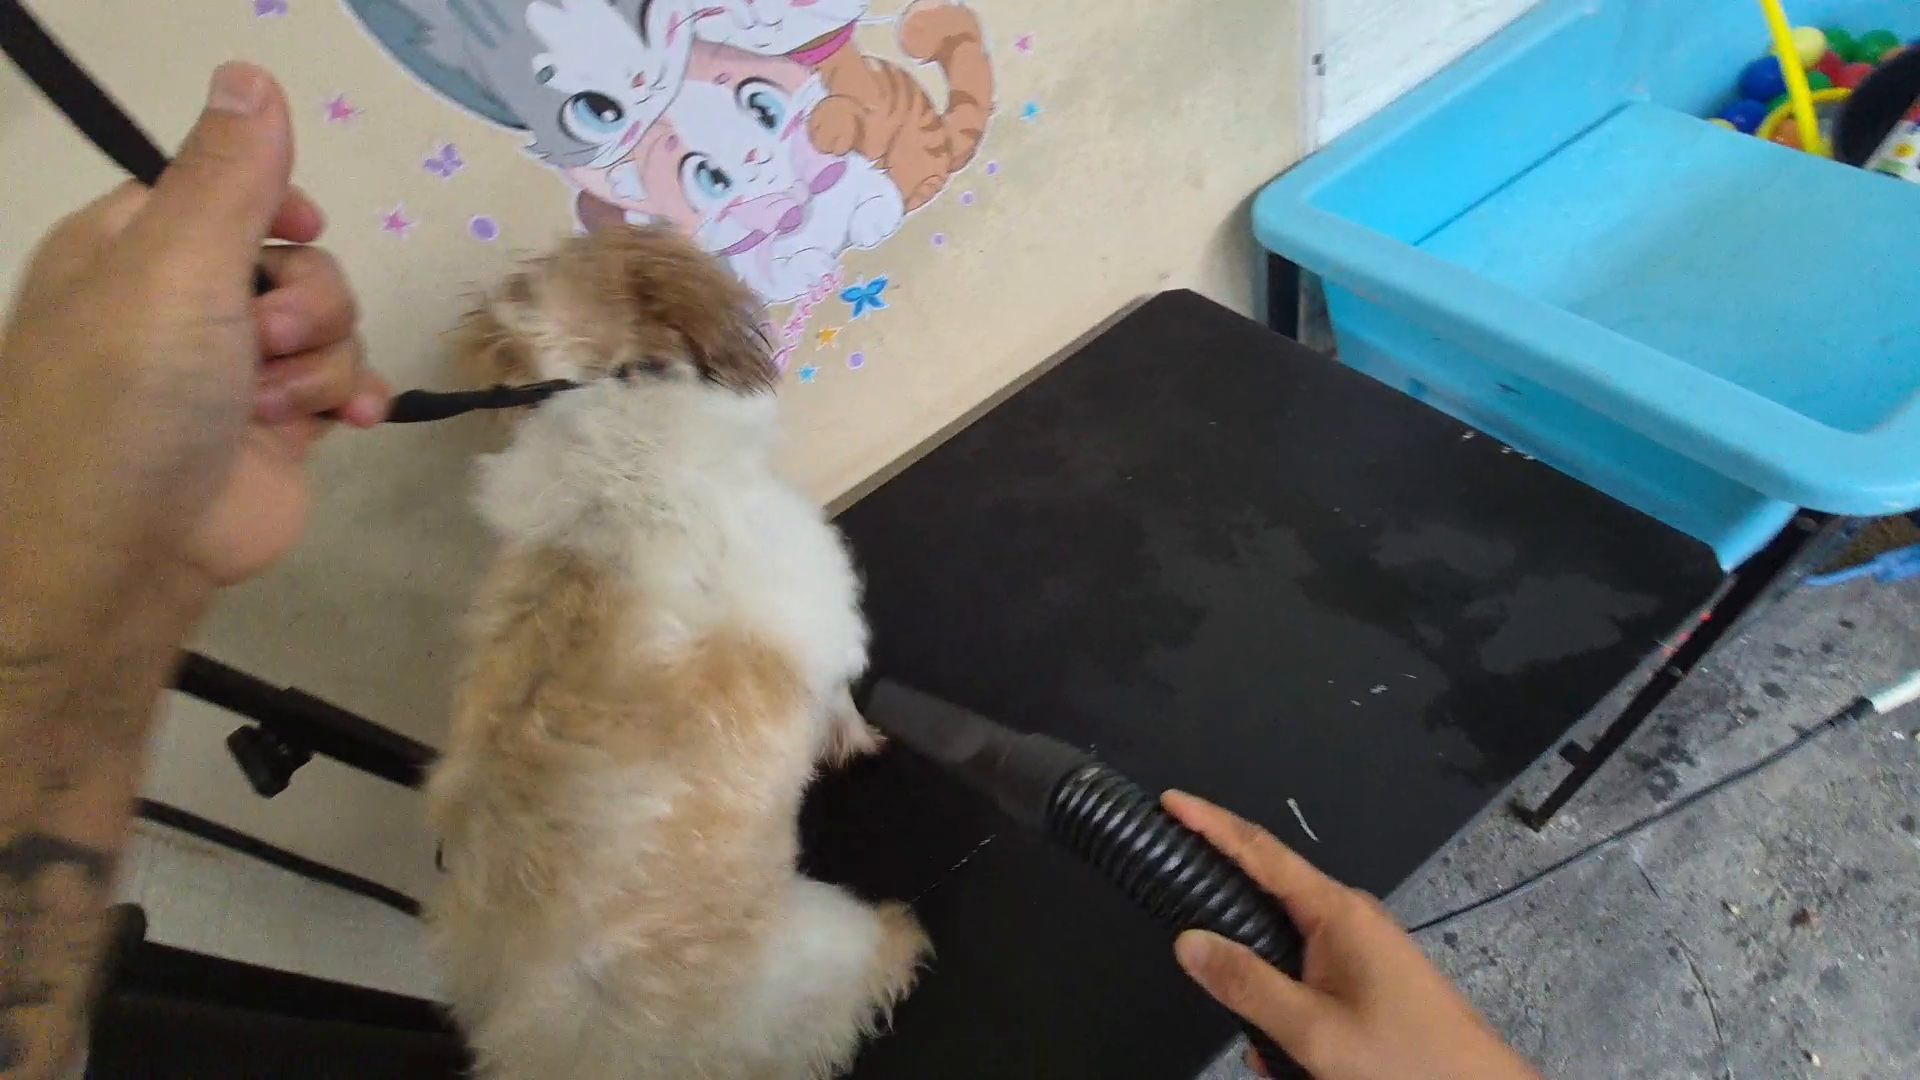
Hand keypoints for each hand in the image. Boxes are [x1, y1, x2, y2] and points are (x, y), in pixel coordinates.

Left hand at [0, 63, 386, 637]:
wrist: (139, 539)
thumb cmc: (136, 395)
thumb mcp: (178, 272)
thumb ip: (228, 180)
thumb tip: (254, 76)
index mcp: (141, 248)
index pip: (231, 194)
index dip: (277, 210)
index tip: (294, 231)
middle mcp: (195, 300)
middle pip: (305, 267)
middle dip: (311, 307)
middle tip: (271, 341)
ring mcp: (247, 364)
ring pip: (338, 330)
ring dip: (323, 366)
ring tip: (279, 405)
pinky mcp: (292, 415)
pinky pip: (352, 382)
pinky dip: (353, 398)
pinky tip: (345, 421)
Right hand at [1164, 793, 1541, 1079]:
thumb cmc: (1408, 1066)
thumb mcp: (1317, 1034)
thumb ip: (1247, 984)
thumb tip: (1186, 941)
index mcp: (1335, 910)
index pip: (1258, 849)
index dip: (1210, 821)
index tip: (1169, 800)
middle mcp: (1347, 916)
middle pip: (1266, 895)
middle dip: (1227, 917)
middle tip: (1185, 921)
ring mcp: (1362, 947)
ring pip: (1285, 949)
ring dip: (1264, 992)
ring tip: (1265, 1049)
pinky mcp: (1370, 978)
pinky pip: (1308, 976)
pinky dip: (1289, 1011)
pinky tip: (1288, 1060)